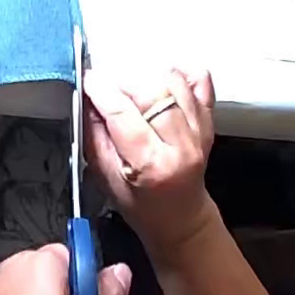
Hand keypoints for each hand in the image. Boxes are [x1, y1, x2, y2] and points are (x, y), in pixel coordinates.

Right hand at [84, 65, 218, 260]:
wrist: (180, 218)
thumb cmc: (143, 205)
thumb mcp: (105, 176)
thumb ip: (94, 135)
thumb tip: (87, 99)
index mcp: (151, 165)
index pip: (122, 112)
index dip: (100, 90)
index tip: (88, 80)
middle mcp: (180, 146)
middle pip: (151, 91)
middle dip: (122, 81)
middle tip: (108, 88)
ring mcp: (198, 132)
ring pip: (173, 81)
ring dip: (148, 77)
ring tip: (133, 90)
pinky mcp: (208, 121)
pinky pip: (199, 82)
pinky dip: (181, 75)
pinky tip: (165, 83)